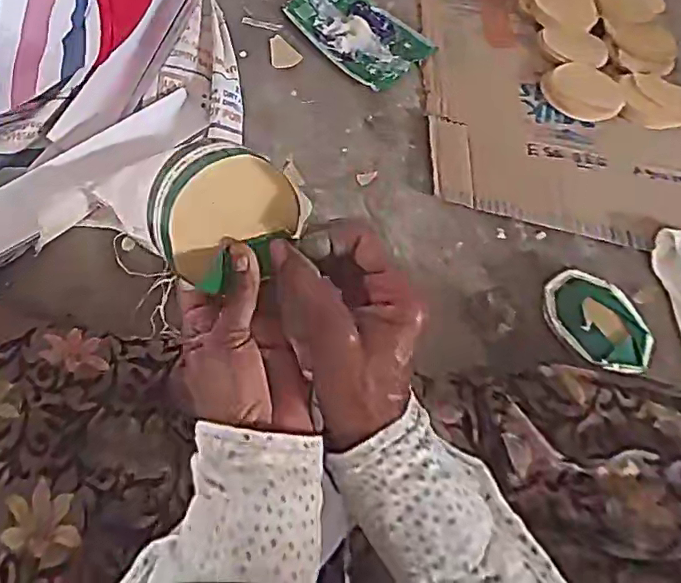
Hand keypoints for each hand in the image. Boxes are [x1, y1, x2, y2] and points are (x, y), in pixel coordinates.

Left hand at [179, 241, 314, 432]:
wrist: (267, 437)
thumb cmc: (229, 397)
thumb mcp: (225, 341)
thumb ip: (237, 294)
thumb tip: (238, 251)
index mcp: (200, 325)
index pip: (198, 280)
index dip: (205, 253)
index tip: (215, 222)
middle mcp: (228, 319)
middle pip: (233, 277)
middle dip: (241, 252)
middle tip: (252, 218)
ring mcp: (257, 323)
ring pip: (261, 283)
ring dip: (267, 261)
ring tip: (274, 228)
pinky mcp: (284, 328)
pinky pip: (285, 296)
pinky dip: (289, 277)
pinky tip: (294, 254)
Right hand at [269, 225, 425, 449]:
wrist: (364, 440)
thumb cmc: (356, 397)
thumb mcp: (334, 342)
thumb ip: (310, 292)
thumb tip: (283, 249)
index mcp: (397, 294)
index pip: (362, 240)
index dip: (327, 239)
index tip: (296, 254)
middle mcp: (388, 292)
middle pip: (346, 251)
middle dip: (313, 256)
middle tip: (283, 267)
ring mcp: (371, 304)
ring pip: (334, 267)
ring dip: (308, 272)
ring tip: (283, 283)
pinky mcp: (355, 317)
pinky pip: (328, 287)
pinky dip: (308, 289)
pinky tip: (290, 301)